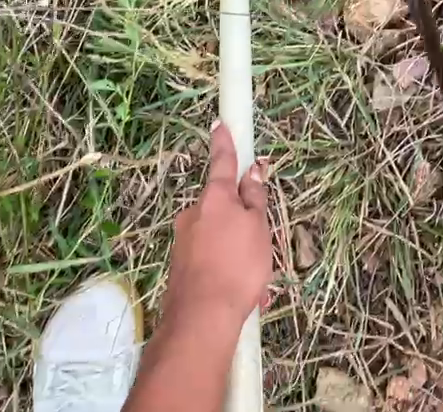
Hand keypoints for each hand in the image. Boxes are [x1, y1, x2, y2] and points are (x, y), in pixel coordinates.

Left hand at [161, 122, 271, 333]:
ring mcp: (184, 240)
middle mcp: (194, 213)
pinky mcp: (181, 267)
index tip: (219, 123)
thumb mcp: (258, 228)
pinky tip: (243, 294)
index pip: (222, 162)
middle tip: (261, 243)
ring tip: (256, 280)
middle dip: (242, 219)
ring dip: (237, 250)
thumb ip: (255, 199)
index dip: (224, 142)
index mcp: (215, 198)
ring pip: (219, 235)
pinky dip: (227, 269)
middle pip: (222, 205)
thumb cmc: (238, 266)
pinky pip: (211, 259)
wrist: (201, 319)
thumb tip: (251, 173)